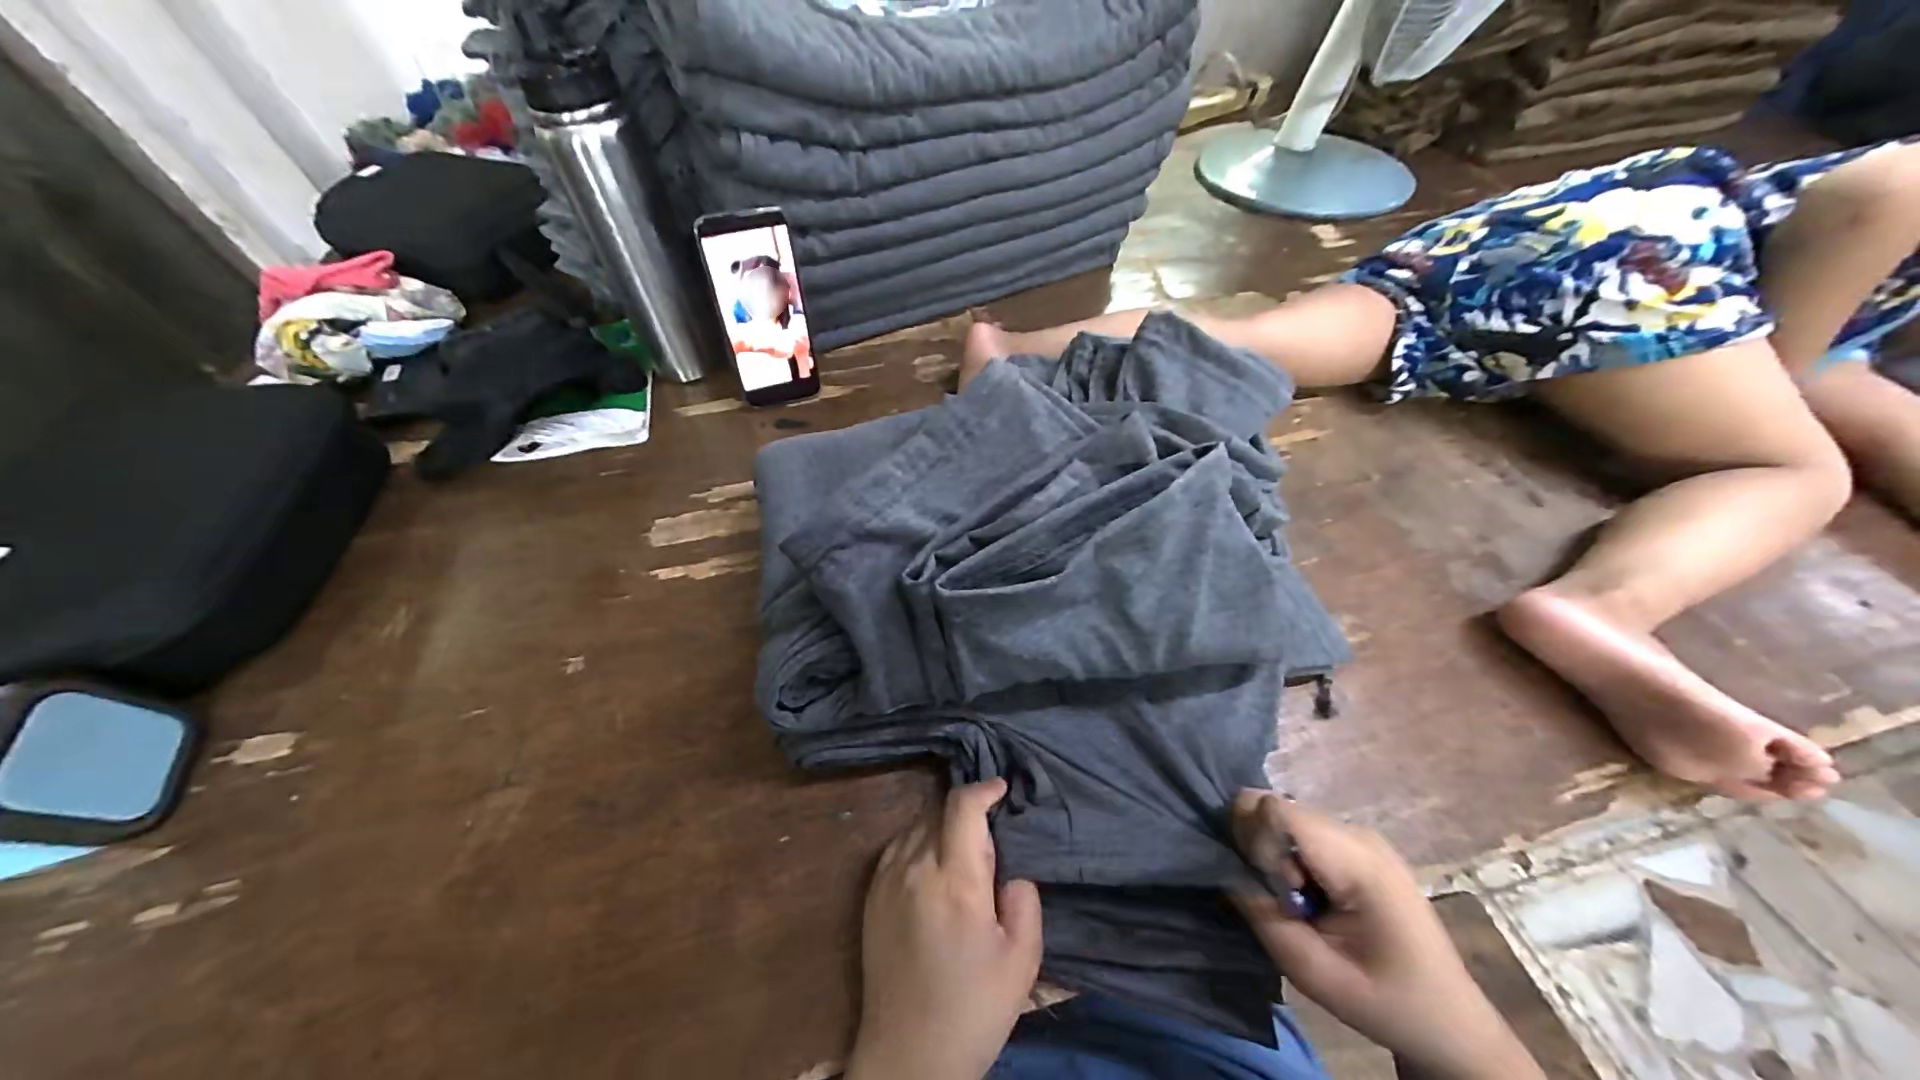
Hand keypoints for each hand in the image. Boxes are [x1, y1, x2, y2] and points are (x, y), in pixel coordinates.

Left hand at [845, 778, 1042, 1079]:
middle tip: (988, 849)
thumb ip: (1024, 901)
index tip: (1001, 788)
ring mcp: (886, 880)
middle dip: (968, 814)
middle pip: (939, 811)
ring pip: (917, 826)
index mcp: (954, 881)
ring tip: (962, 859)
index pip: (962, 807)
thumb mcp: (1022, 960)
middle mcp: (914, 868)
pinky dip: (919, 843)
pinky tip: (932, 869)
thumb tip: (1008, 871)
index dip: (983, 788)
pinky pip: (898, 847)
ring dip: (942, 827)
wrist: (908, 1054)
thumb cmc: (973, 1009)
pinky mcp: (870, 896)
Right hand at [1230, 793, 1543, 1079]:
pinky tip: (1307, 897)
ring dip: (1272, 854)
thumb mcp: (1313, 972)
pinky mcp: (1355, 845)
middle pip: (1276, 807)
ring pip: (1283, 816)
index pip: (1276, 808)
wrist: (1451, 1022)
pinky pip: (1299, 829)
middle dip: (1259, 847)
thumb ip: (1261, 912)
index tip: (1265, 886)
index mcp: (1358, 860)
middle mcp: (1357, 833)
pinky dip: (1286, 856)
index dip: (1253, 838)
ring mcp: (1358, 836)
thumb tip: (1222, 867)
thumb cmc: (1386, 1002)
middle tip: (1279, 899)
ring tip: (1295, 903)